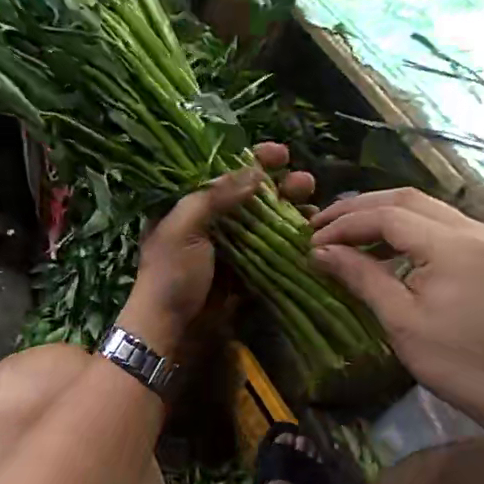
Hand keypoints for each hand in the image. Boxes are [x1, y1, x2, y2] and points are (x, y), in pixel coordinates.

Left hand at [119, 143, 311, 353]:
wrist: (169, 329)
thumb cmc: (170, 274)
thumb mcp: (183, 227)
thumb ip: (214, 197)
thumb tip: (255, 171)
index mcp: (187, 204)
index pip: (223, 171)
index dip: (252, 159)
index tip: (281, 153)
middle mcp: (209, 220)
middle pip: (250, 193)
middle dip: (279, 184)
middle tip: (304, 182)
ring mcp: (228, 246)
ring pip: (264, 220)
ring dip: (290, 210)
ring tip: (313, 205)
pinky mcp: (243, 270)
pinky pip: (269, 249)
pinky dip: (289, 241)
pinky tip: (311, 233)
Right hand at [308, 188, 483, 436]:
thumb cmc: (461, 364)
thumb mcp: (402, 322)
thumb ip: (361, 277)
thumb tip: (320, 252)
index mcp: (454, 246)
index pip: (386, 216)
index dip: (344, 223)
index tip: (310, 241)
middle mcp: (476, 229)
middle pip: (405, 199)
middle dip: (358, 208)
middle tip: (321, 225)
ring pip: (425, 207)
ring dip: (382, 214)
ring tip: (346, 233)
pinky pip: (442, 223)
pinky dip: (407, 227)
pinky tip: (386, 247)